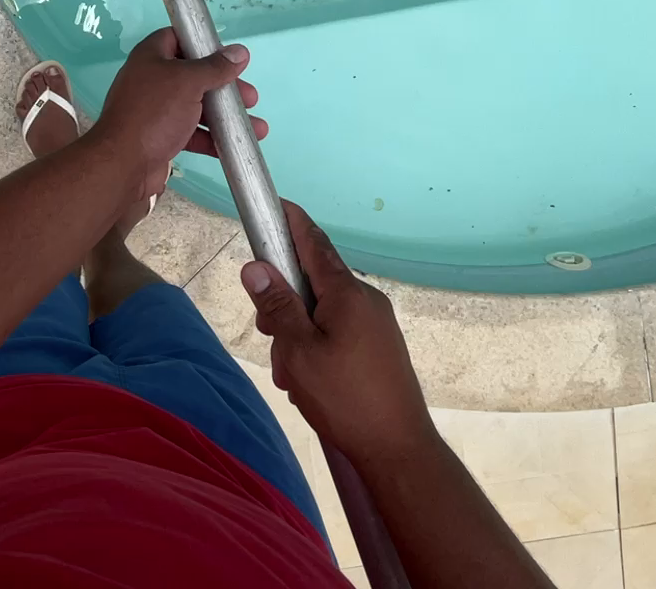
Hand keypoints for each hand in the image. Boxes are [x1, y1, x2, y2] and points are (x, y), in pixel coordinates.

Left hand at [87, 28, 267, 179]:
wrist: (123, 163)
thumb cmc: (154, 111)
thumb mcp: (188, 82)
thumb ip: (214, 67)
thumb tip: (239, 52)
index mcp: (151, 56)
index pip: (177, 38)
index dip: (203, 44)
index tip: (228, 57)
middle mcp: (151, 79)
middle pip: (193, 75)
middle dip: (224, 87)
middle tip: (250, 98)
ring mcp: (155, 109)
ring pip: (195, 106)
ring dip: (224, 116)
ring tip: (256, 127)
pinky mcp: (159, 136)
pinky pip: (189, 132)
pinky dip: (210, 137)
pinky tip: (233, 146)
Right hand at [240, 202, 439, 462]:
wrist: (400, 452)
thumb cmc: (345, 397)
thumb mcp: (298, 351)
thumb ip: (276, 306)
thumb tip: (255, 266)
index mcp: (346, 292)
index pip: (313, 241)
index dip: (290, 220)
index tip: (271, 203)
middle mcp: (364, 299)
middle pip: (312, 280)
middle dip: (283, 301)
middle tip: (268, 337)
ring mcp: (376, 323)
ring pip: (322, 310)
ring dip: (297, 331)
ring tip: (289, 373)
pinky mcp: (379, 346)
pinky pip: (338, 329)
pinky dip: (315, 343)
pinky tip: (307, 379)